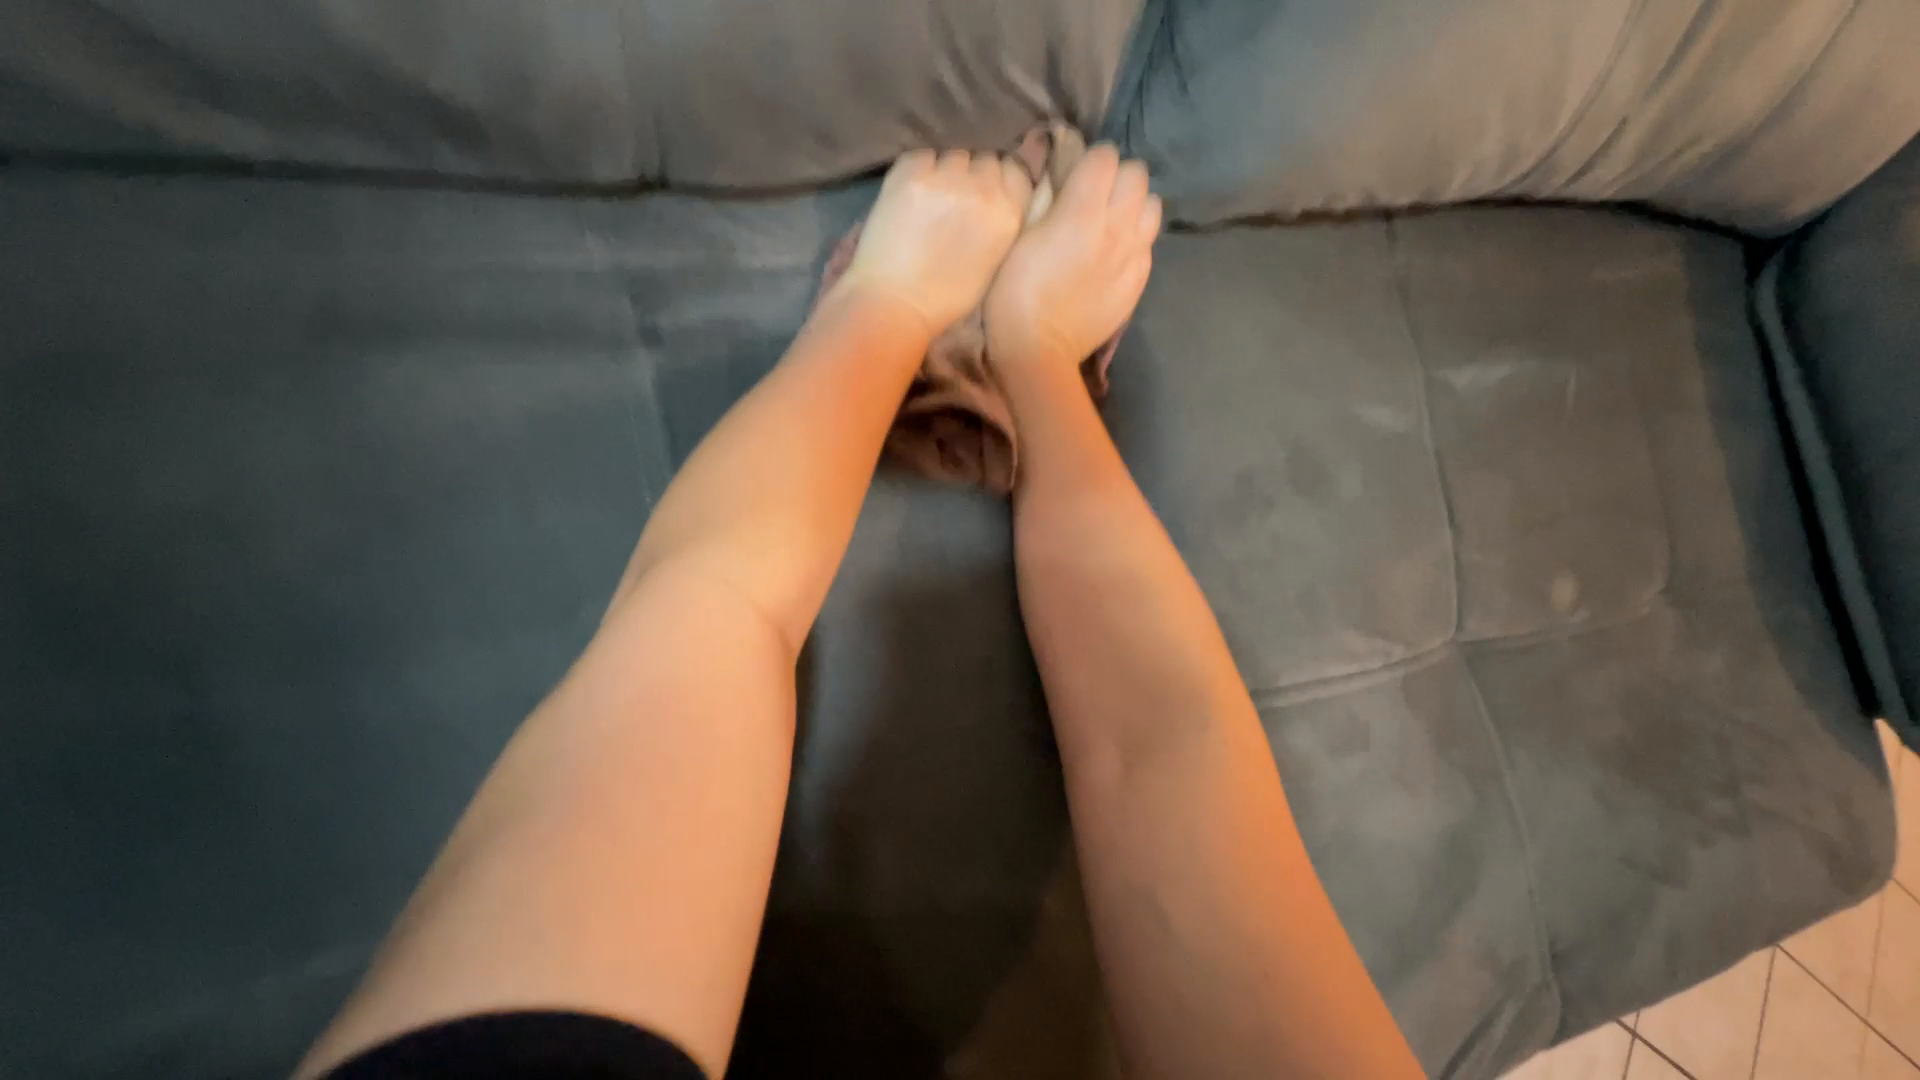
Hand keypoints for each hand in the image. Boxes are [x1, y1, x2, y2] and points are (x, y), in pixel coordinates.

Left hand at [832, 149, 1033, 336]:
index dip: (1000, 180)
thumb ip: (1001, 224)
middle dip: (974, 175)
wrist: (894, 304)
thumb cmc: (945, 299)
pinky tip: (909, 197)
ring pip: (953, 156)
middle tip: (955, 201)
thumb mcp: (993, 264)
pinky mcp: (910, 172)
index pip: (1015, 170)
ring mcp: (945, 177)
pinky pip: (922, 156)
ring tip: (931, 199)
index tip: (987, 195)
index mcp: (1008, 214)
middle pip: (985, 159)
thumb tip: (995, 200)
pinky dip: (918, 171)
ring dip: (946, 171)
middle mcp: (982, 188)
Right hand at [985, 145, 1160, 375]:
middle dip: (1116, 179)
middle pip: (1137, 174)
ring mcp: (1133, 254)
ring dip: (1133, 207)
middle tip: (1094, 198)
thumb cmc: (1014, 292)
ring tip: (1111, 223)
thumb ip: (1044, 198)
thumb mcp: (1018, 235)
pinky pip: (1149, 243)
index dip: (1088, 160)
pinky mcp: (1139, 280)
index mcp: (1082, 209)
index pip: (1105, 155)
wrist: (1038, 350)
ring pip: (1152, 206)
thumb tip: (1059, 175)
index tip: (1073, 175)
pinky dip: (1135, 240)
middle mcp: (1117, 225)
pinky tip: (1113, 255)